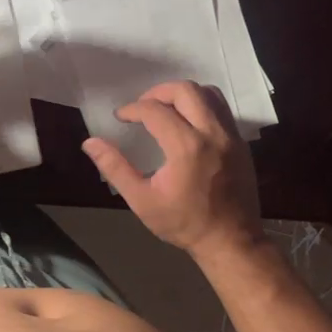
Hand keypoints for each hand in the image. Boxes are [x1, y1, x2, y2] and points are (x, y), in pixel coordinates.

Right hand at [81, 81, 262, 259]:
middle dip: (158, 92)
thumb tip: (90, 143)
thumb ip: (115, 167)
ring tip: (165, 109)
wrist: (231, 241)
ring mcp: (231, 136)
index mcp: (186, 147)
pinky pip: (221, 109)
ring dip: (183, 95)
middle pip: (186, 90)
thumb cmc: (183, 223)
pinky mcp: (241, 143)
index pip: (154, 110)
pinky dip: (201, 106)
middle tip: (142, 107)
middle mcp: (212, 134)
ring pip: (209, 94)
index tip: (121, 117)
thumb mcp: (141, 199)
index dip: (132, 109)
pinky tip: (186, 124)